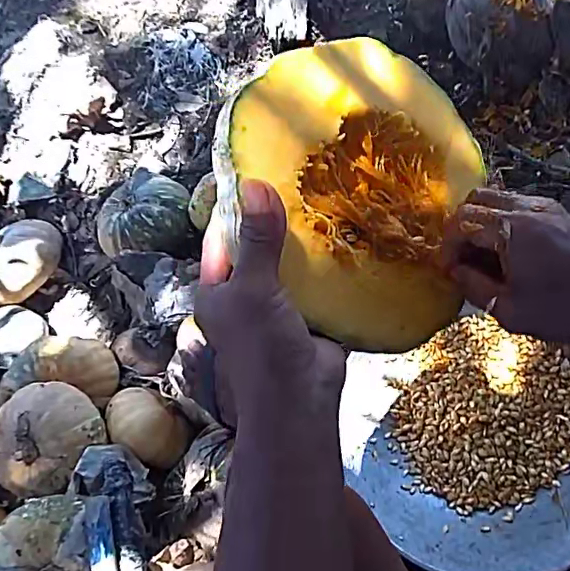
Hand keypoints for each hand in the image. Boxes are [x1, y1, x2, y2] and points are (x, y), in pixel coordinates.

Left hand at [196, 179, 345, 427]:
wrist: (301, 400)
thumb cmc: (263, 348)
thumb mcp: (254, 289)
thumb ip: (258, 241)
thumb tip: (256, 185)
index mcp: (220, 289)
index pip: (223, 236)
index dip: (238, 206)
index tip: (262, 170)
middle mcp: (247, 295)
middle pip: (262, 248)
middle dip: (280, 222)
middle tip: (305, 180)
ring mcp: (282, 306)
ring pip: (294, 265)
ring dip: (309, 243)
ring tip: (331, 200)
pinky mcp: (313, 316)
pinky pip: (322, 284)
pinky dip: (333, 266)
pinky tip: (350, 238)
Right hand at [443, 188, 569, 344]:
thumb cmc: (567, 310)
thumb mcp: (511, 310)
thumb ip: (475, 287)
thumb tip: (456, 273)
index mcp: (512, 229)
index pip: (462, 222)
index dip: (447, 247)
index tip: (447, 271)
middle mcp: (529, 209)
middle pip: (477, 201)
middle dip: (460, 229)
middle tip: (460, 261)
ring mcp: (547, 208)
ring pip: (499, 200)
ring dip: (482, 224)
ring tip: (484, 260)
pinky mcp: (560, 215)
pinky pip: (519, 208)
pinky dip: (503, 224)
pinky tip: (509, 256)